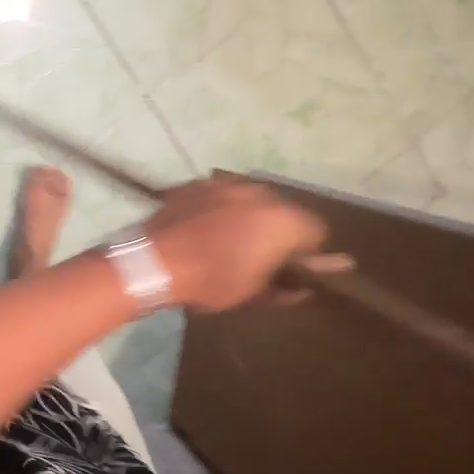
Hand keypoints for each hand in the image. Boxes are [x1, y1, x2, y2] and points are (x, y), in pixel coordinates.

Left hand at [144, 175, 340, 312]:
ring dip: (249, 215)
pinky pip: (221, 194)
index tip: (289, 267)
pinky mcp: (199, 182)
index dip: (307, 253)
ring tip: (228, 238)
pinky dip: (220, 207)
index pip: (317, 232)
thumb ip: (287, 287)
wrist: (156, 259)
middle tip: (259, 254)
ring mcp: (227, 182)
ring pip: (252, 199)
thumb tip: (304, 287)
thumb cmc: (212, 279)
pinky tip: (204, 225)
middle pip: (284, 211)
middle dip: (277, 230)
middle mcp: (261, 193)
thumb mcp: (255, 292)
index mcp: (284, 220)